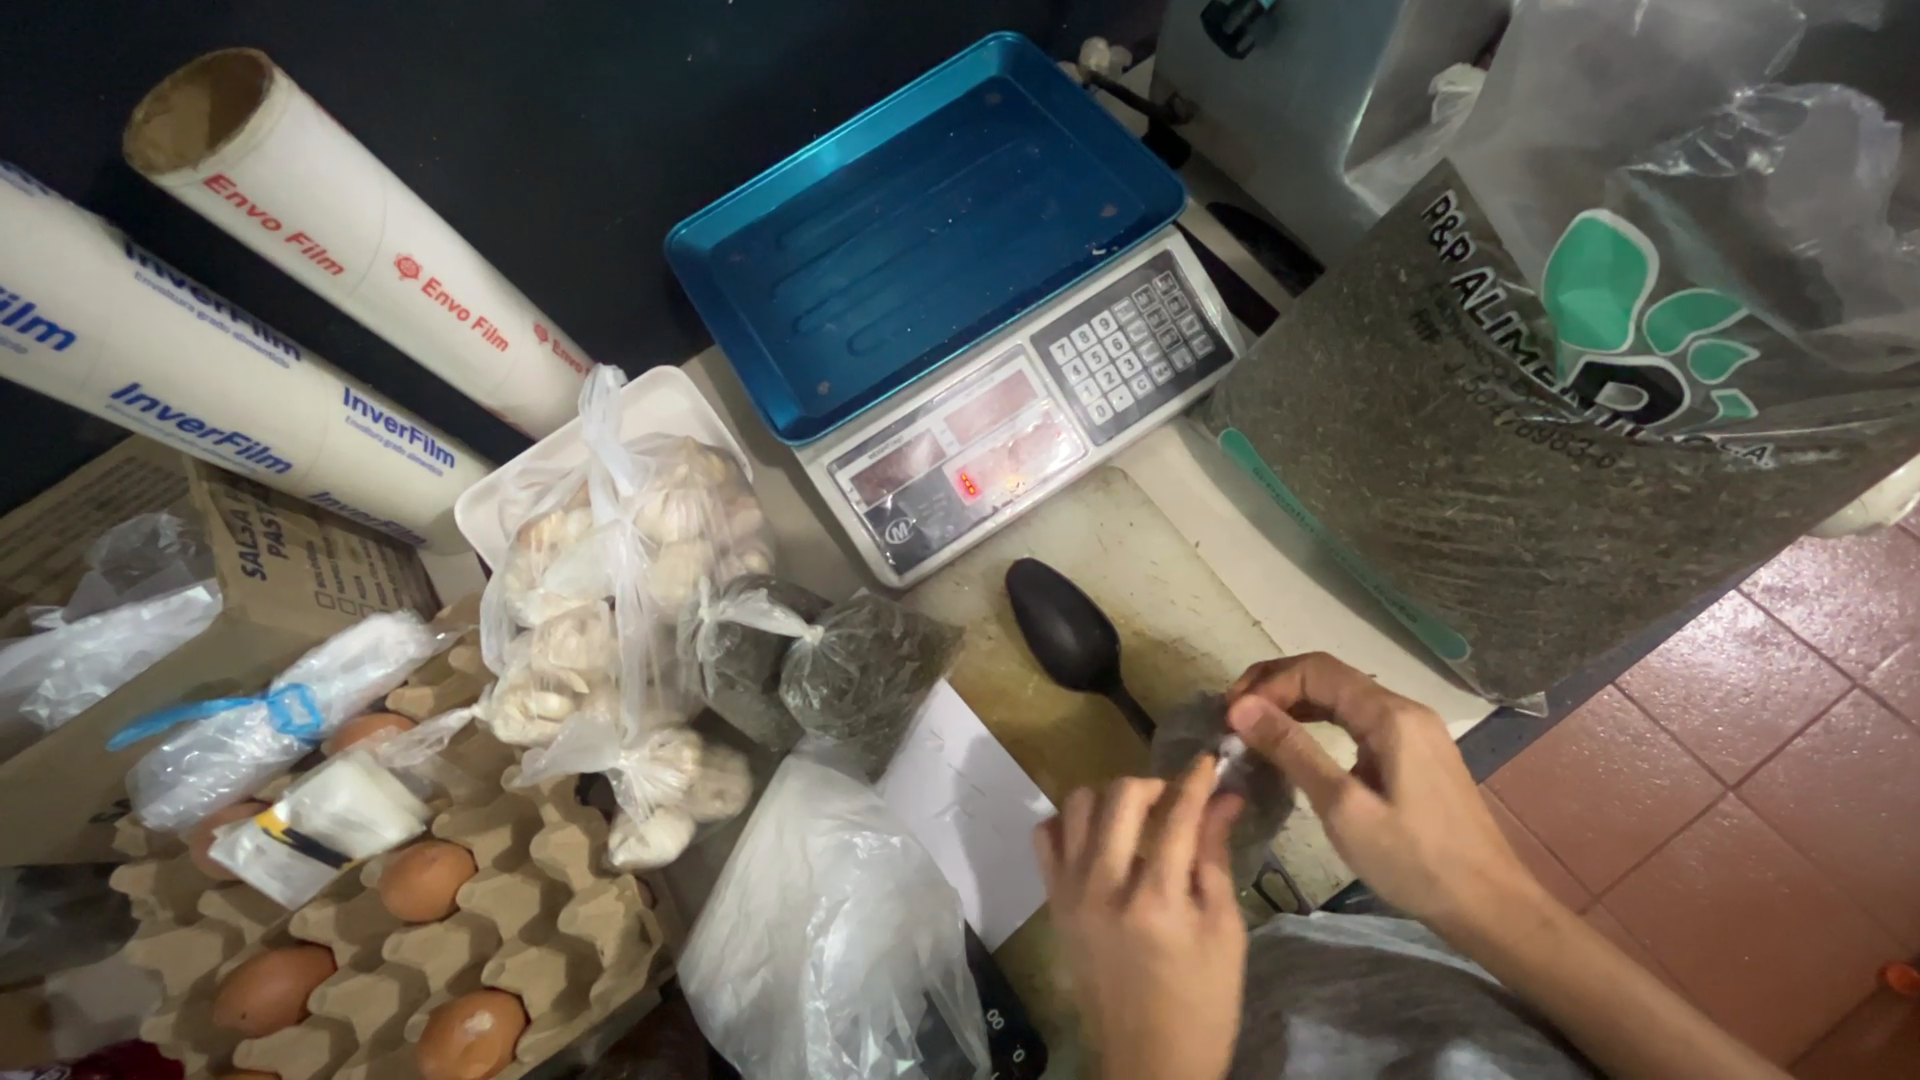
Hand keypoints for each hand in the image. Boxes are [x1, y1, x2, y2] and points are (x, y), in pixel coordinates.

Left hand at [1033, 756, 1246, 1079]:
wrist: (1147, 1061)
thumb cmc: (1202, 1003)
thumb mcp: (1224, 931)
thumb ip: (1215, 856)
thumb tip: (1223, 798)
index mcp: (1157, 900)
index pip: (1176, 816)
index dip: (1195, 781)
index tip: (1207, 761)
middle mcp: (1104, 885)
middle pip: (1119, 797)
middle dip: (1152, 784)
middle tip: (1172, 799)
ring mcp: (1070, 891)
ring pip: (1076, 806)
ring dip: (1109, 798)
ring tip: (1135, 817)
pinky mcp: (1053, 901)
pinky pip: (1045, 837)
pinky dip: (1069, 823)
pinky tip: (1097, 837)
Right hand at [1227, 653, 1541, 935]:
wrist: (1491, 907)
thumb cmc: (1415, 861)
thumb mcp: (1343, 807)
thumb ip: (1292, 750)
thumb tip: (1240, 707)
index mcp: (1390, 715)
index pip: (1315, 670)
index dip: (1266, 684)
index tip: (1231, 716)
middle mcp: (1403, 709)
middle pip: (1327, 674)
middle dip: (1274, 686)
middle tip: (1233, 715)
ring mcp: (1411, 729)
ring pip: (1339, 694)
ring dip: (1291, 701)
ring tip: (1252, 725)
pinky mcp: (1411, 750)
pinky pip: (1353, 716)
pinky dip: (1315, 718)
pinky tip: (1293, 740)